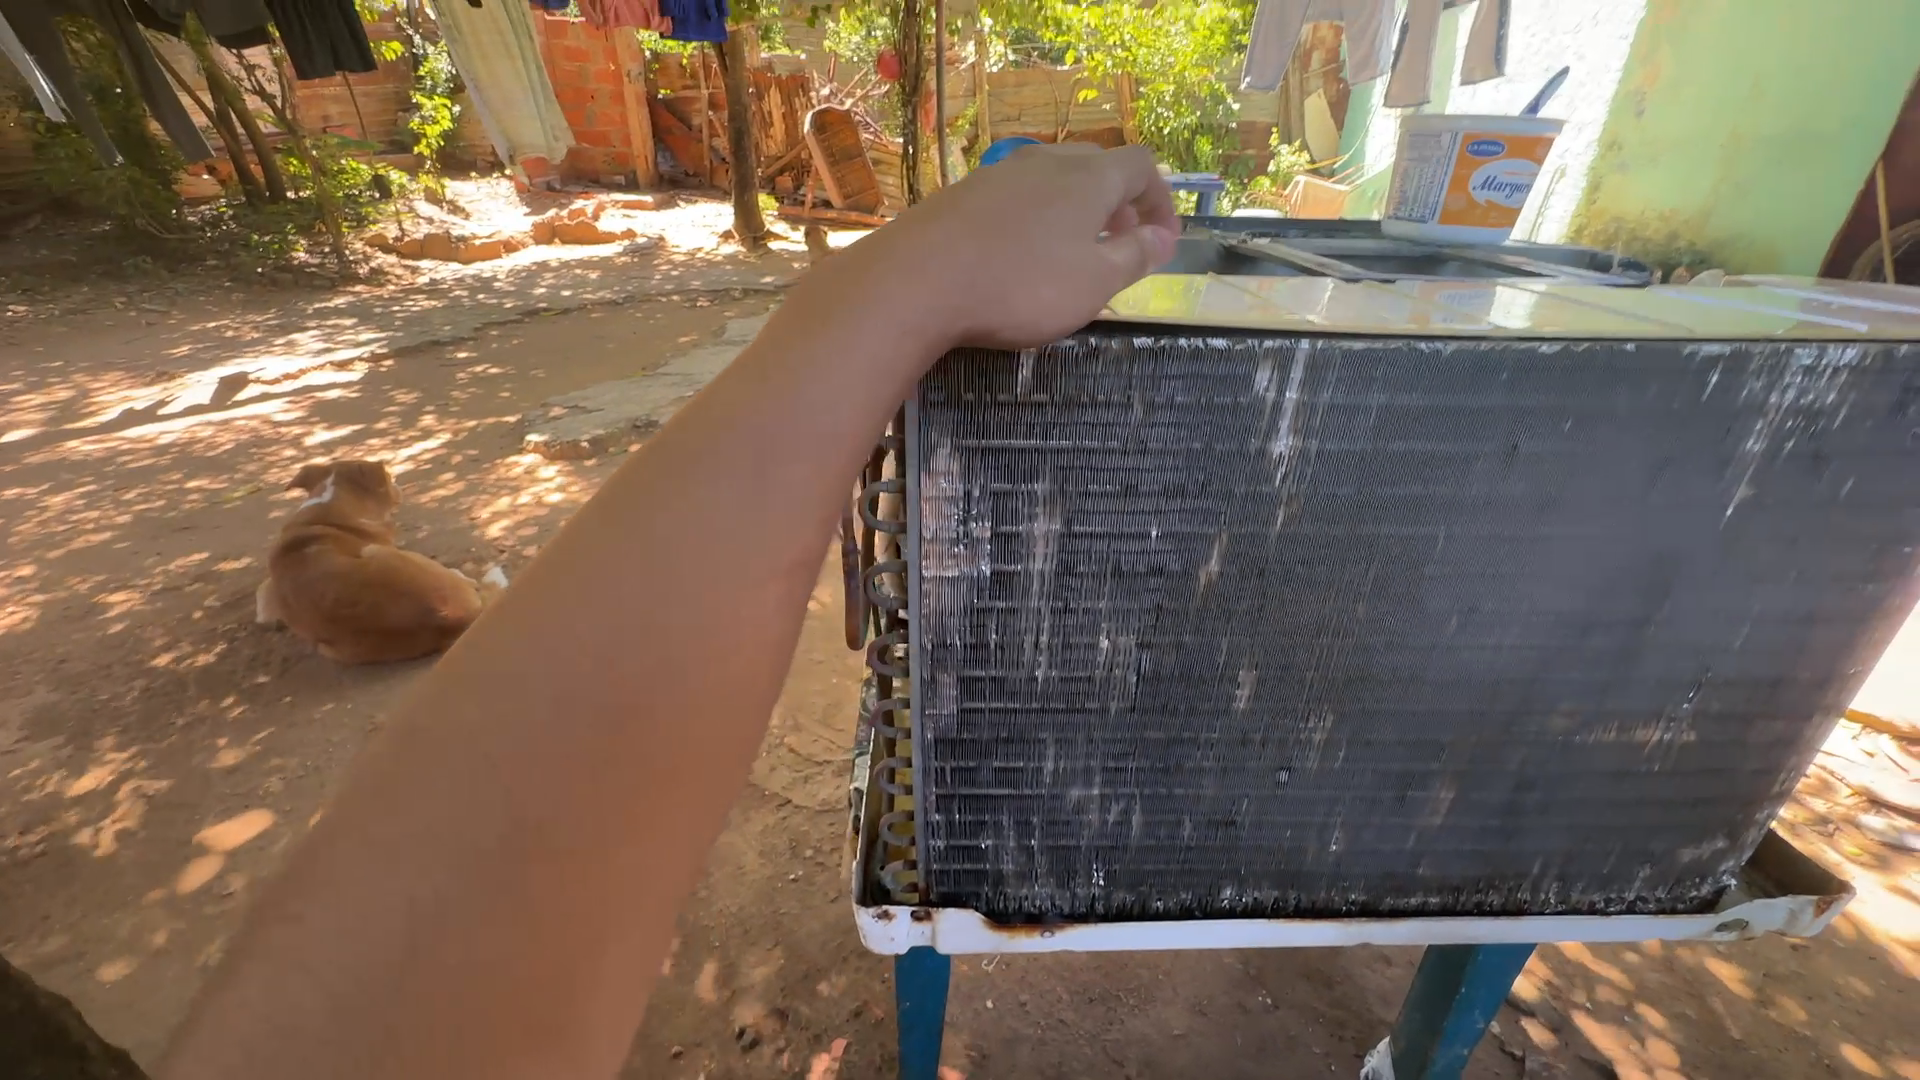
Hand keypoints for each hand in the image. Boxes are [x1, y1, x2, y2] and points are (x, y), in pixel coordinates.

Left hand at [848, 143, 1178, 350]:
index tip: (1162, 242)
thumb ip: (1133, 258)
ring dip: (1073, 215)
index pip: (1142, 168)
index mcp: (1089, 178)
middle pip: (1096, 169)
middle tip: (1119, 246)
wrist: (919, 281)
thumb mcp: (1093, 284)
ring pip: (1052, 183)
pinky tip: (1018, 259)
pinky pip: (1014, 201)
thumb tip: (1161, 238)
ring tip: (1070, 256)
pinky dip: (1034, 223)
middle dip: (1118, 207)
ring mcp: (999, 175)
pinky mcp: (963, 196)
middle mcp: (1046, 163)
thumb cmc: (1021, 286)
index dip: (1160, 202)